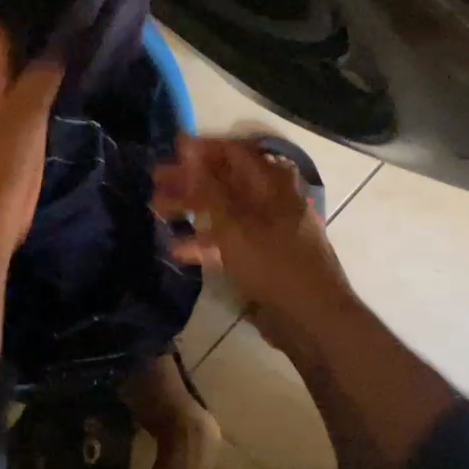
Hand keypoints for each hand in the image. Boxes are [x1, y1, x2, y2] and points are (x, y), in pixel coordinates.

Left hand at [0, 23, 63, 256]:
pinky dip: (25, 82)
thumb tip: (65, 32)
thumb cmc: (2, 159)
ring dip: (29, 59)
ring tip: (68, 40)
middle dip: (29, 34)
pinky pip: (6, 92)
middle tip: (68, 17)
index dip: (23, 10)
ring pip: (4, 70)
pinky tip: (54, 76)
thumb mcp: (30, 107)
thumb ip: (46, 66)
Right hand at [154, 137, 355, 353]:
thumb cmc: (274, 263)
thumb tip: (187, 147)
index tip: (171, 151)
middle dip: (189, 180)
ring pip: (223, 211)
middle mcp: (270, 200)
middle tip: (156, 182)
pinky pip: (229, 241)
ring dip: (191, 210)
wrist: (312, 321)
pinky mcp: (261, 258)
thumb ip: (208, 186)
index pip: (234, 152)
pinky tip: (177, 250)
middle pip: (225, 181)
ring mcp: (267, 230)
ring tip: (157, 210)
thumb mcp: (235, 223)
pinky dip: (205, 242)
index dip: (202, 149)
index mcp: (272, 183)